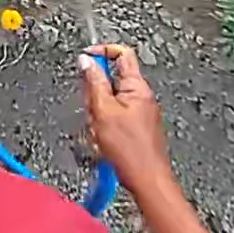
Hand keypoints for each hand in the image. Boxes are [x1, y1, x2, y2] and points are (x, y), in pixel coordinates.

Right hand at [78, 44, 173, 195]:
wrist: (147, 181)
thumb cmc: (130, 150)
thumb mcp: (103, 110)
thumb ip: (93, 82)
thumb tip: (86, 60)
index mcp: (137, 86)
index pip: (121, 53)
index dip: (102, 51)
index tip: (85, 59)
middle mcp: (141, 95)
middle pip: (111, 77)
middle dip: (95, 91)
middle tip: (93, 107)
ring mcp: (139, 110)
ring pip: (109, 98)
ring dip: (98, 110)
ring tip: (99, 128)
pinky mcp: (136, 125)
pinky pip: (113, 114)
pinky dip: (104, 122)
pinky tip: (103, 138)